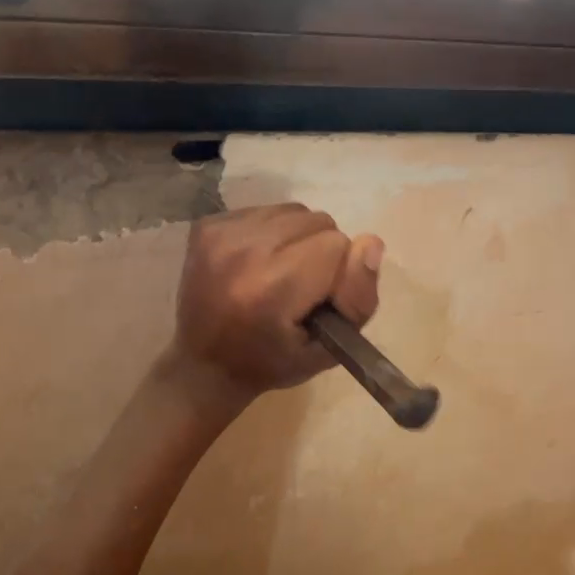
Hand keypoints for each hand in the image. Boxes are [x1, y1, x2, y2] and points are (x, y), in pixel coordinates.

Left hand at [171, 203, 383, 399]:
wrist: (203, 364)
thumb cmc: (270, 363)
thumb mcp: (326, 349)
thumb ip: (358, 299)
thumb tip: (371, 242)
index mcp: (272, 286)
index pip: (337, 244)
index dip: (338, 275)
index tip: (318, 302)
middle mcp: (243, 251)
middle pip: (318, 220)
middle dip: (320, 252)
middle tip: (298, 289)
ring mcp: (221, 234)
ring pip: (294, 210)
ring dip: (297, 239)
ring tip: (279, 274)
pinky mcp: (207, 224)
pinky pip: (266, 210)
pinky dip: (271, 233)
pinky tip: (257, 264)